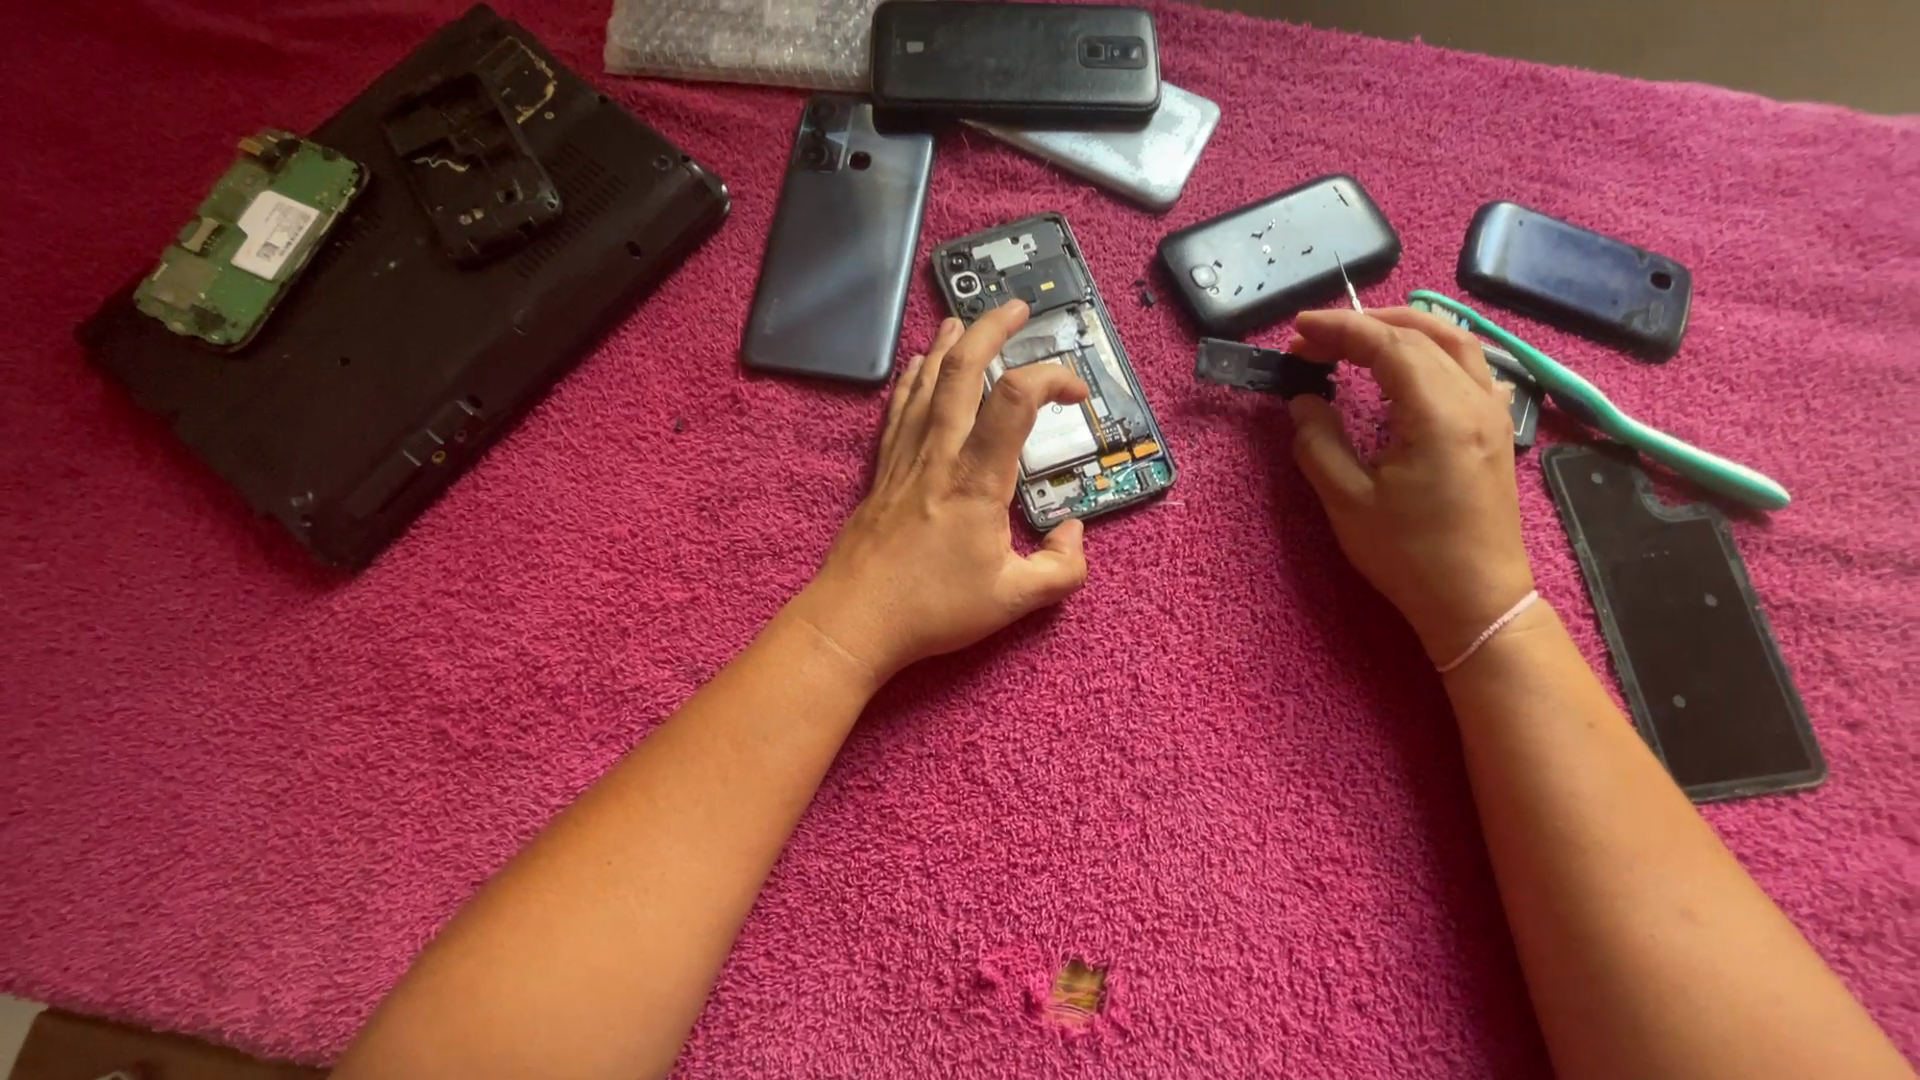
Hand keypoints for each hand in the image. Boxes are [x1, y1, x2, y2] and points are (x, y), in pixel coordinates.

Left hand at [790, 301, 1091, 681]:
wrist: (856, 618)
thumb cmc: (933, 609)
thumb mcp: (1014, 600)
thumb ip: (1061, 569)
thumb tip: (1074, 534)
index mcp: (978, 480)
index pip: (1017, 399)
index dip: (1053, 377)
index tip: (1076, 393)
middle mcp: (940, 455)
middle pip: (962, 370)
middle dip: (991, 328)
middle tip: (1016, 309)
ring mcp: (906, 458)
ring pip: (926, 381)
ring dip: (949, 344)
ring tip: (966, 320)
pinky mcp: (884, 470)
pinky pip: (899, 409)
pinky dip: (912, 379)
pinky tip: (918, 365)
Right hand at [1285, 308, 1535, 665]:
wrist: (1474, 598)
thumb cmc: (1407, 554)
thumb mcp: (1346, 500)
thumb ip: (1318, 441)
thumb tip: (1304, 400)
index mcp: (1438, 414)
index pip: (1387, 345)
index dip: (1339, 329)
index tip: (1297, 330)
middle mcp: (1474, 400)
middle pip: (1423, 331)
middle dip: (1363, 325)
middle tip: (1313, 339)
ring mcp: (1492, 411)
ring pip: (1453, 340)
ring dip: (1400, 329)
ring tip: (1353, 341)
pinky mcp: (1495, 427)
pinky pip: (1468, 364)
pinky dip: (1429, 349)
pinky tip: (1404, 367)